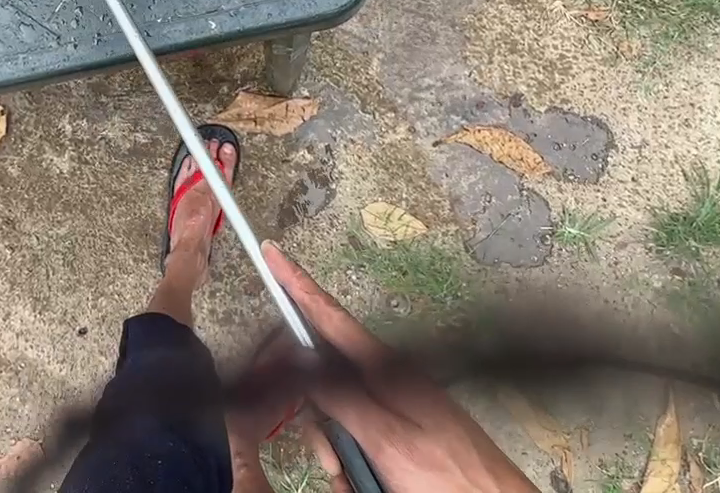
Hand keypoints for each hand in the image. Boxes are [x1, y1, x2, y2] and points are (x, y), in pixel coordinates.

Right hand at [262, 243, 539, 492]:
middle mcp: (384, 378)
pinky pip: (356, 437)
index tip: (271, 250)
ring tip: (352, 482)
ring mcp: (392, 406)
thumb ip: (341, 396)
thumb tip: (299, 358)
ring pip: (336, 412)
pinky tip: (363, 485)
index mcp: (382, 367)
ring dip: (334, 450)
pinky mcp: (397, 431)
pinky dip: (352, 462)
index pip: (328, 313)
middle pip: (323, 376)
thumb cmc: (448, 476)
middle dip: (315, 417)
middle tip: (331, 462)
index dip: (296, 282)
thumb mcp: (387, 438)